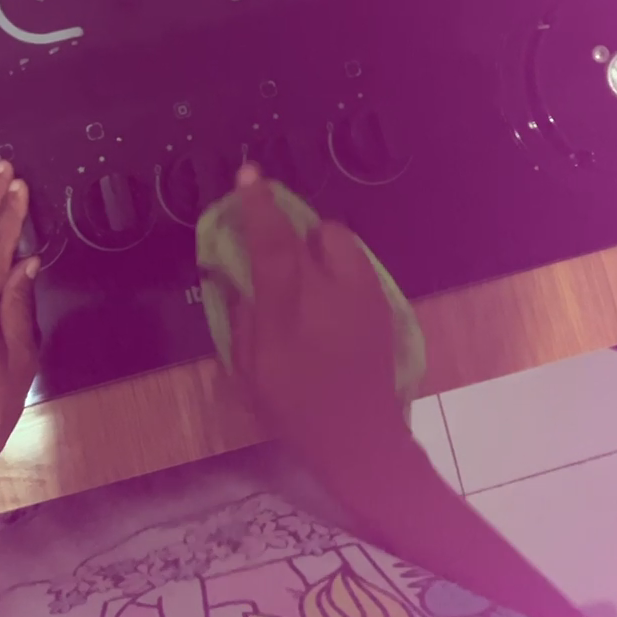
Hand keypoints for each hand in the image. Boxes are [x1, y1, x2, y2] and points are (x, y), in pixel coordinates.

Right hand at [225, 163, 406, 462]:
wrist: (361, 441)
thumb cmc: (294, 410)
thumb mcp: (250, 371)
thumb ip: (240, 319)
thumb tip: (236, 281)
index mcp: (290, 312)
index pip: (272, 246)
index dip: (258, 208)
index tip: (249, 175)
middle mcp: (330, 293)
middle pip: (313, 231)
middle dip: (289, 225)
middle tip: (273, 248)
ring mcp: (362, 296)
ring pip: (340, 240)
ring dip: (317, 244)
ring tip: (304, 272)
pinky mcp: (381, 304)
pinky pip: (356, 262)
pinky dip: (337, 263)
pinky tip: (328, 295)